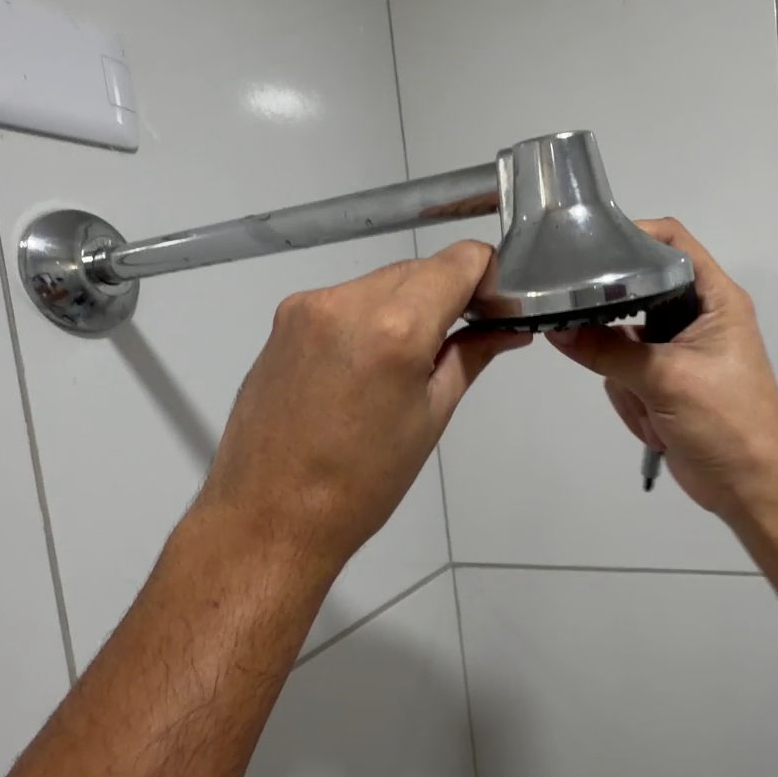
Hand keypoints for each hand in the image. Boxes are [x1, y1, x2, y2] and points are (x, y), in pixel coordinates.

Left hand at [198, 241, 529, 565]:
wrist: (271, 515)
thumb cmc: (358, 484)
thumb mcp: (430, 418)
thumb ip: (470, 357)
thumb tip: (506, 330)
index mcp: (394, 329)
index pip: (459, 261)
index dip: (487, 279)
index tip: (490, 313)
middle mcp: (346, 303)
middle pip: (419, 268)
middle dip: (448, 294)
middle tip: (459, 342)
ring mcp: (307, 308)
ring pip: (380, 282)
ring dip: (407, 306)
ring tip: (406, 366)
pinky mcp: (283, 322)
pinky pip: (344, 300)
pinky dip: (368, 318)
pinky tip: (366, 368)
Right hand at [547, 219, 777, 518]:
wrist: (750, 486)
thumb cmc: (727, 421)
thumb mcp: (665, 379)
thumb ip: (607, 351)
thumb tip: (556, 329)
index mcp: (714, 299)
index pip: (673, 243)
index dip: (634, 235)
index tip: (588, 246)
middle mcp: (695, 318)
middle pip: (635, 296)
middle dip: (617, 331)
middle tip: (590, 336)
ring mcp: (676, 353)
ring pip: (621, 345)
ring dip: (627, 383)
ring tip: (653, 409)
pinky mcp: (662, 384)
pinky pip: (624, 378)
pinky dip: (632, 404)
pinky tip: (655, 426)